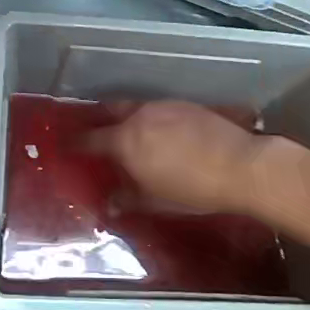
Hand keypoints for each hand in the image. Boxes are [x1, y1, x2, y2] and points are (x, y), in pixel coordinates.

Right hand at [89, 101, 281, 216]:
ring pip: (136, 108)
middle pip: (110, 112)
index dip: (77, 143)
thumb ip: (128, 199)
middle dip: (100, 121)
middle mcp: (140, 117)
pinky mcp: (187, 105)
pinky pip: (159, 110)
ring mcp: (164, 107)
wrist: (241, 166)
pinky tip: (162, 133)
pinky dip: (152, 119)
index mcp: (126, 141)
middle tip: (97, 133)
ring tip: (130, 133)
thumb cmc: (194, 190)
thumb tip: (110, 204)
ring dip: (128, 119)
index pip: (90, 139)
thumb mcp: (156, 201)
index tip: (69, 146)